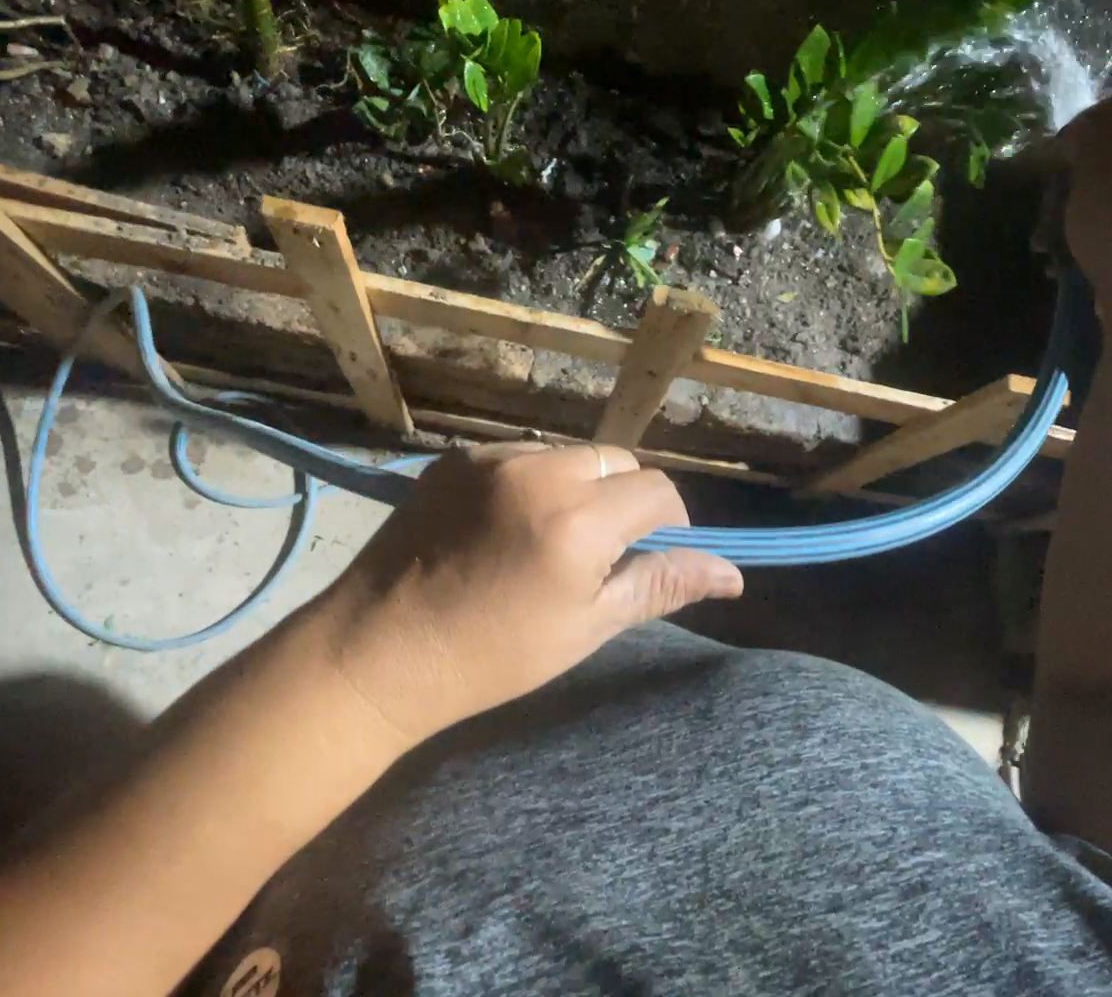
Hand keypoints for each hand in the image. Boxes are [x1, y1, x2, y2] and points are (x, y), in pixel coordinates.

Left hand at [306, 443, 742, 740]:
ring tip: (543, 540)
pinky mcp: (453, 457)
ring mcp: (489, 458)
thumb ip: (659, 586)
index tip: (645, 558)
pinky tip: (503, 526)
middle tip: (594, 553)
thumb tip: (733, 574)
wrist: (377, 651)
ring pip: (568, 454)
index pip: (658, 491)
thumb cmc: (491, 657)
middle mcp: (537, 472)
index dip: (667, 525)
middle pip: (616, 461)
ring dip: (577, 486)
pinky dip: (531, 481)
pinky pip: (519, 455)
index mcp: (577, 521)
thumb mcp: (586, 628)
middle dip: (623, 499)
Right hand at [1060, 84, 1111, 328]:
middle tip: (1049, 195)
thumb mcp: (1094, 174)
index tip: (1069, 138)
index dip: (1106, 108)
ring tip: (1044, 242)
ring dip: (1073, 211)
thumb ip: (1087, 141)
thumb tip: (1084, 129)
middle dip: (1078, 172)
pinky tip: (1062, 262)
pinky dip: (1089, 235)